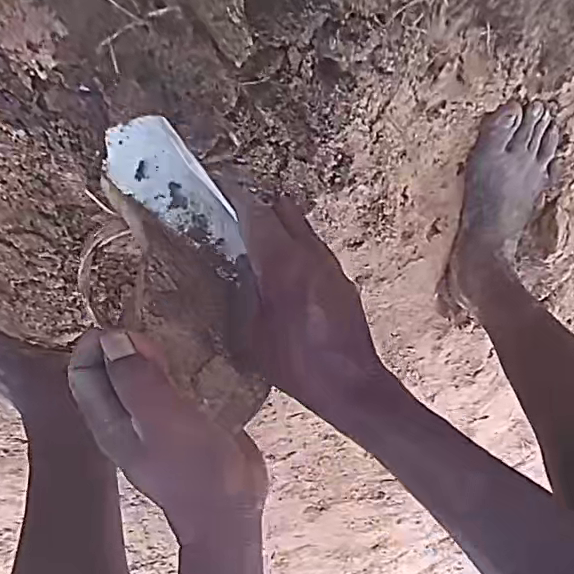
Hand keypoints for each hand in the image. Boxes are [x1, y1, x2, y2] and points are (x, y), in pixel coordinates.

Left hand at [67, 329, 266, 537]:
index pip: (84, 371)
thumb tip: (114, 337)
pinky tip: (204, 364)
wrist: (232, 509)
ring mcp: (160, 422)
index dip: (99, 345)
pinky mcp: (191, 422)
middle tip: (160, 332)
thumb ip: (136, 380)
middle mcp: (130, 420)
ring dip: (160, 356)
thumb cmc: (196, 472)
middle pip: (114, 370)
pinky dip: (185, 371)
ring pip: (147, 376)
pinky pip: (179, 387)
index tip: (132, 329)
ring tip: (181, 341)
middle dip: (130, 345)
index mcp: (110, 422)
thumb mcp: (162, 422)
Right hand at [225, 180, 393, 413]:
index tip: (222, 188)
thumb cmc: (299, 365)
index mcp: (283, 263)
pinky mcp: (344, 285)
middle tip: (240, 210)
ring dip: (284, 229)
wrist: (351, 385)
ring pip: (305, 233)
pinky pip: (318, 255)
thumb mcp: (253, 334)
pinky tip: (289, 270)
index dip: (237, 197)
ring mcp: (333, 269)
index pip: (256, 213)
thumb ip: (245, 294)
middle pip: (285, 212)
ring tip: (262, 239)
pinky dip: (300, 251)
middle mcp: (312, 257)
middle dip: (262, 207)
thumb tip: (244, 268)